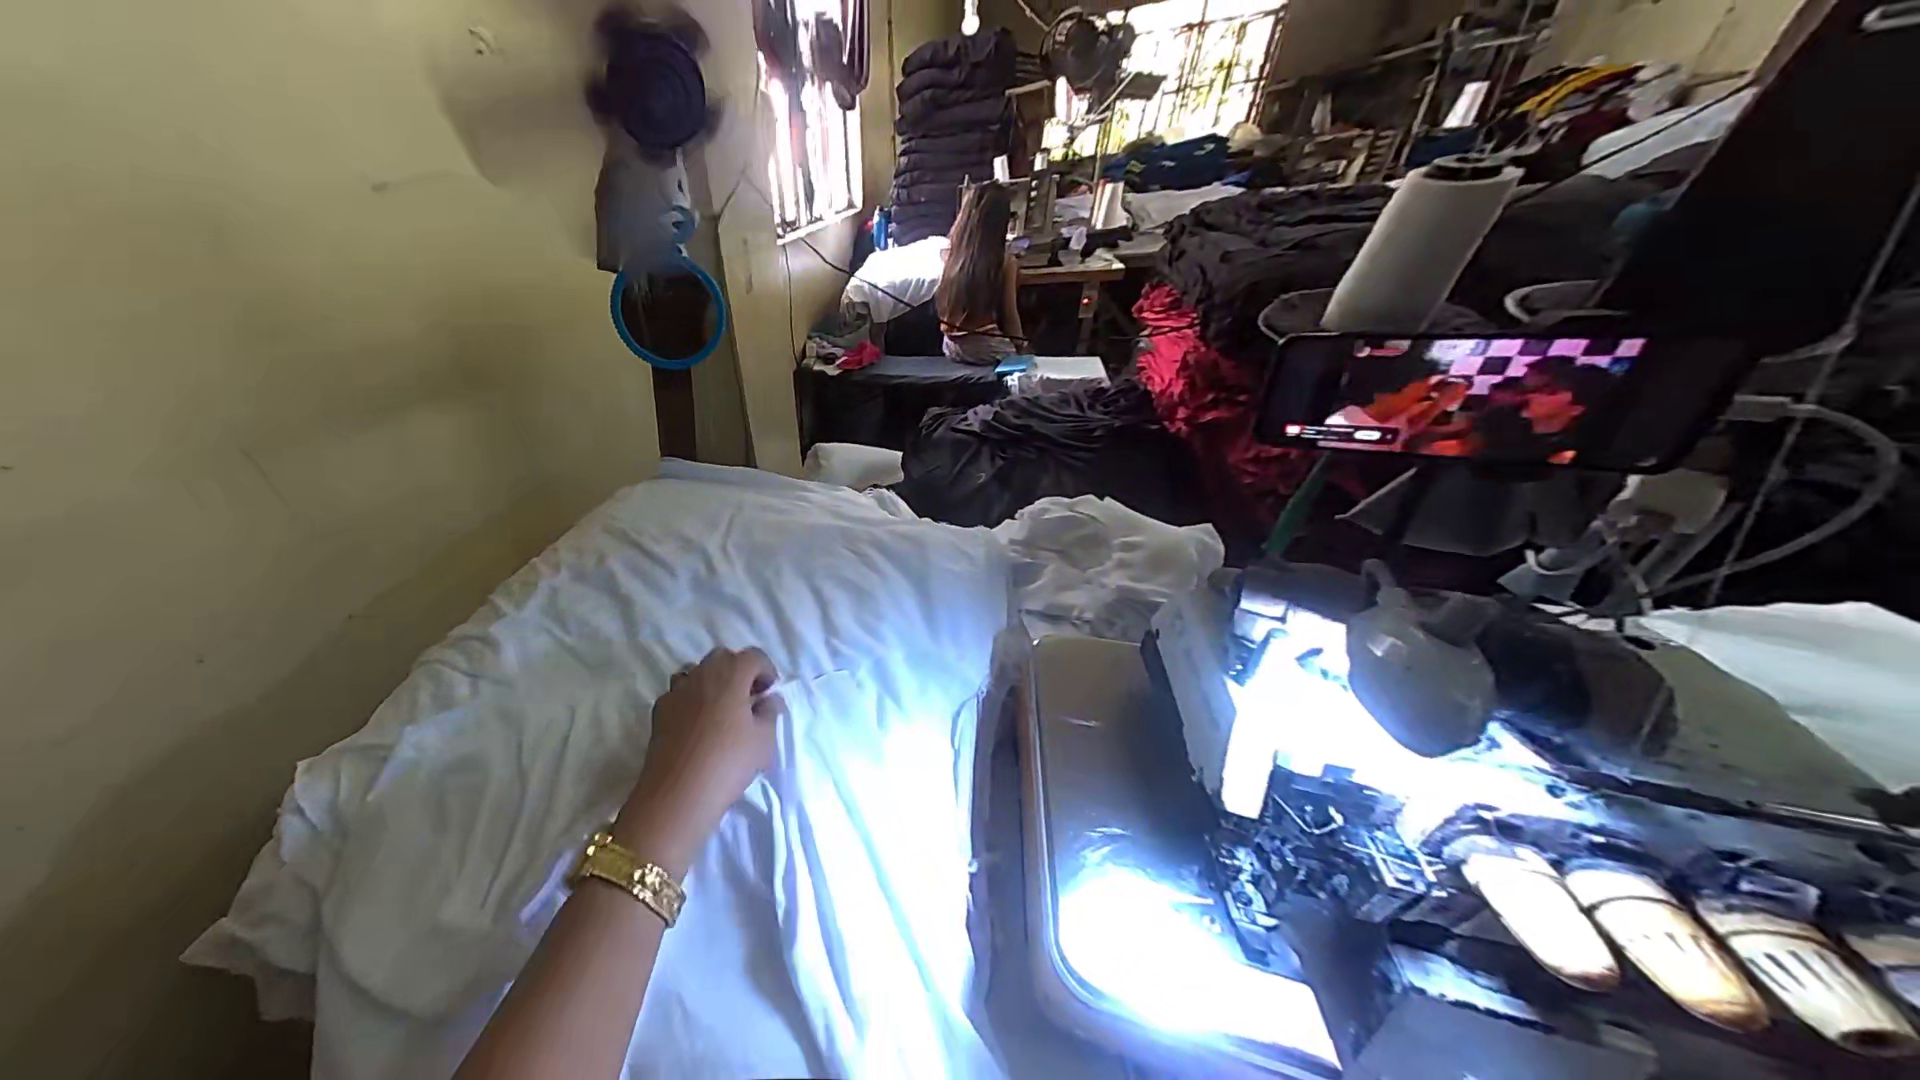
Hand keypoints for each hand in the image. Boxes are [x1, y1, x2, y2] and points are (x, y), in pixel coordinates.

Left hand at [614, 647, 780, 875]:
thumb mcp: (765, 739)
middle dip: (738, 671)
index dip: (766, 669)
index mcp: (731, 674)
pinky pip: (679, 694)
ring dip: (712, 682)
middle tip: (748, 698)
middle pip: (722, 658)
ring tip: (721, 710)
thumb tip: (767, 700)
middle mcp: (701, 674)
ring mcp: (676, 692)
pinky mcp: (658, 713)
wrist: (677, 796)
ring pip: (696, 672)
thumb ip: (771, 712)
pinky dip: (691, 700)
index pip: (753, 656)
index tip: (770, 691)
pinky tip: (697, 726)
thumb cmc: (729, 762)